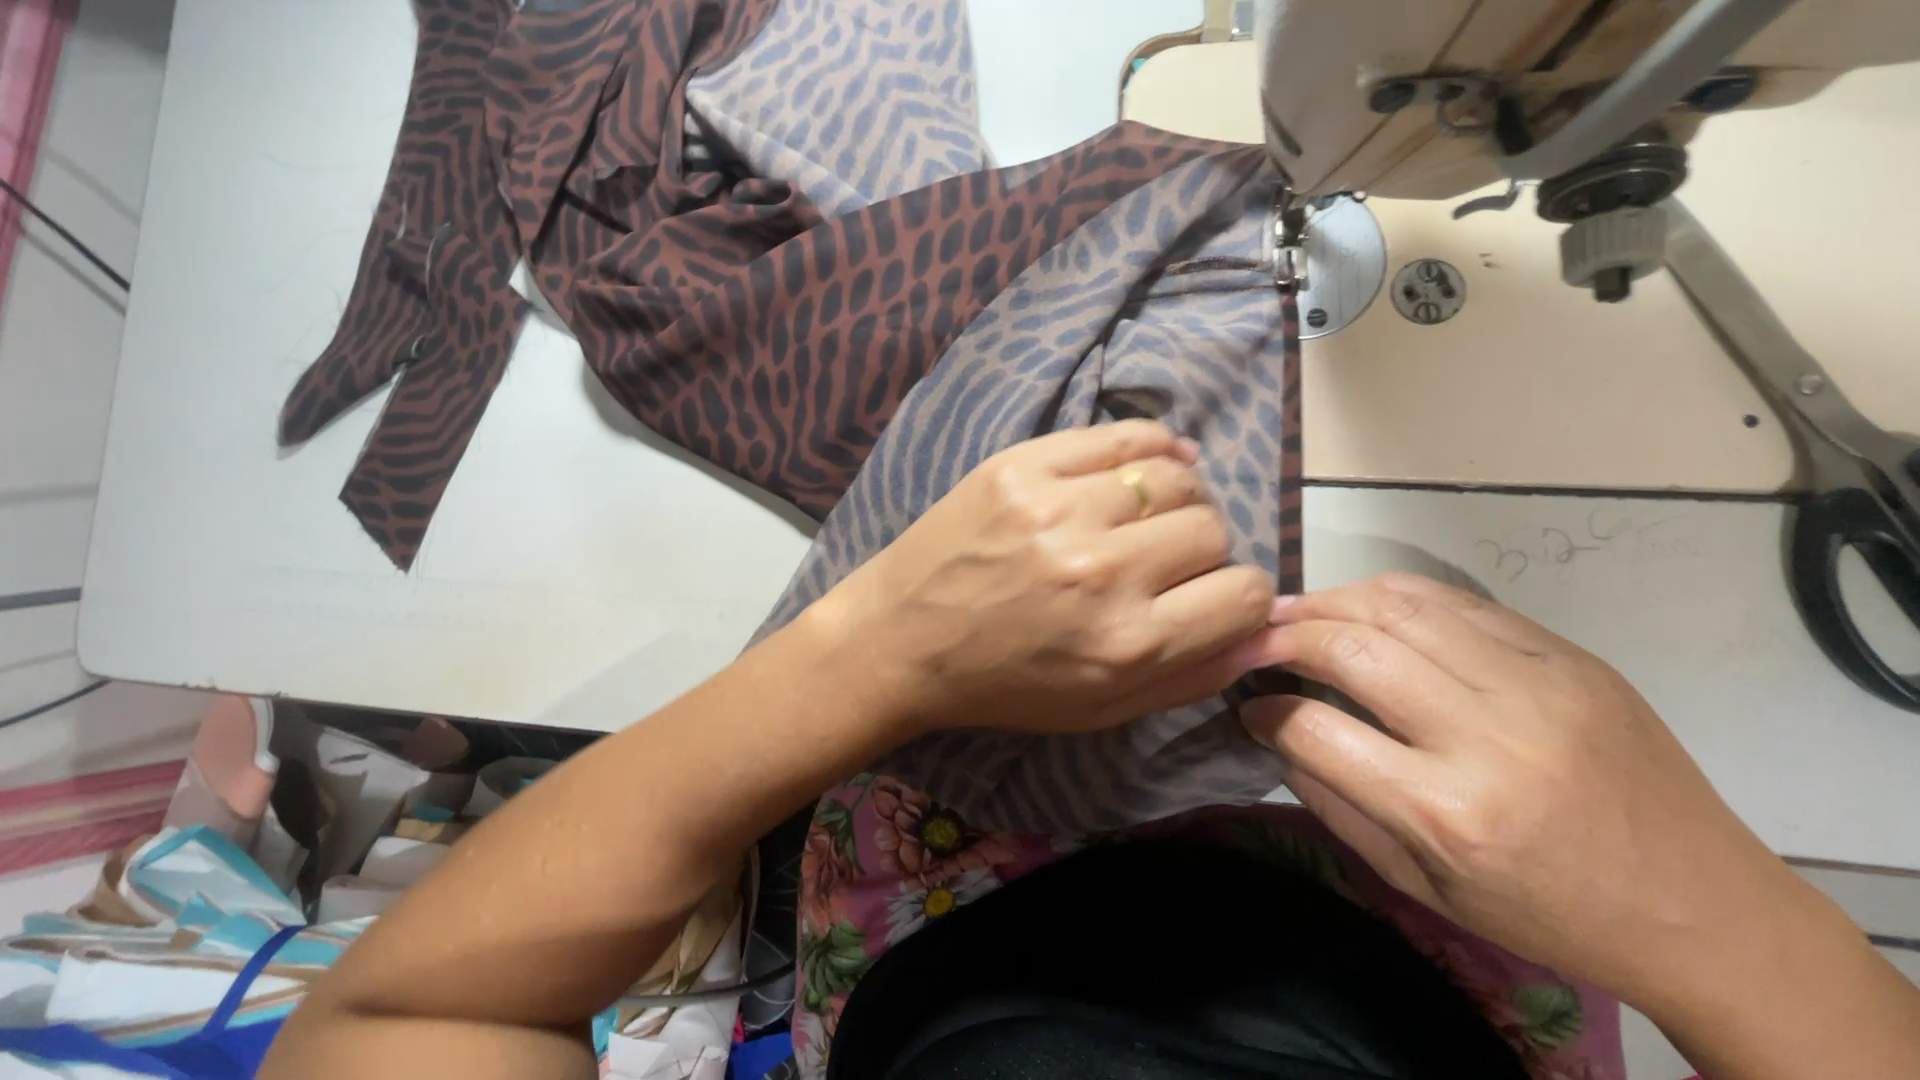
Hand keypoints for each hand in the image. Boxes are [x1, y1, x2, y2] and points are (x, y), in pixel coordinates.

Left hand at [814, 420, 1282, 737]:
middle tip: (1161, 562)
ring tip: (1143, 519)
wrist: (901, 641)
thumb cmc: (1003, 685)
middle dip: (1201, 550)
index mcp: (1127, 645)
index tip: (1209, 596)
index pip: (1244, 594)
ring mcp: (1059, 510)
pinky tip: (1151, 466)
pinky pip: (1125, 435)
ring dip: (1174, 500)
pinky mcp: (1022, 467)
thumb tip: (1269, 634)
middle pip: (1212, 530)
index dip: (1238, 597)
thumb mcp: (1101, 711)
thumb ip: (1192, 676)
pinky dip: (1154, 447)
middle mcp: (1102, 573)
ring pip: (1175, 478)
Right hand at [1237, 573, 1816, 1009]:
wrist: (1700, 904)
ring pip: (1399, 605)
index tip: (1249, 705)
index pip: (1315, 729)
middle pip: (1350, 648)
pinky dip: (1393, 596)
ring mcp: (1536, 683)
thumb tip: (1277, 733)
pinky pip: (1458, 602)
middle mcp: (1487, 735)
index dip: (1266, 710)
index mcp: (1447, 812)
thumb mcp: (1422, 884)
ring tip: (1294, 612)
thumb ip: (1336, 805)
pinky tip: (1363, 605)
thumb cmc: (1546, 911)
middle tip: (1251, 640)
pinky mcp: (1569, 656)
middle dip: (1282, 636)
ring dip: (1330, 600)